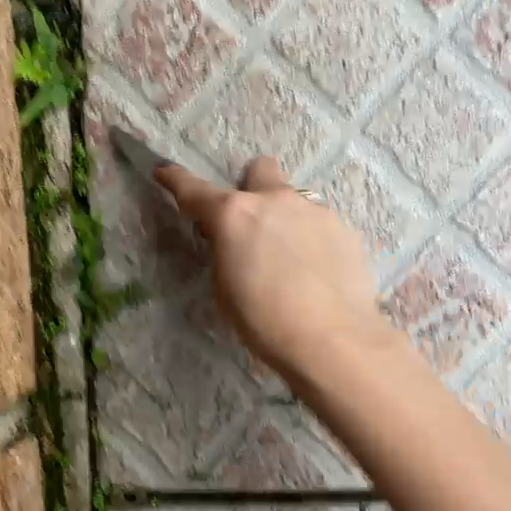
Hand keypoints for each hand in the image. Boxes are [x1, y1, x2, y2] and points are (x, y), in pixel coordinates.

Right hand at [155, 156, 388, 377]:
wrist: (332, 341)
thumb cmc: (264, 323)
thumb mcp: (225, 289)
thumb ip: (225, 252)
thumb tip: (231, 238)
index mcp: (234, 216)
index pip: (194, 190)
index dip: (175, 180)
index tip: (165, 172)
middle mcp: (276, 201)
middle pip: (261, 170)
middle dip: (253, 187)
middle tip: (254, 222)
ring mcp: (315, 211)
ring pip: (295, 201)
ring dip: (287, 220)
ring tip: (293, 263)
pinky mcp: (345, 230)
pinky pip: (320, 226)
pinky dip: (314, 241)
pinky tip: (318, 274)